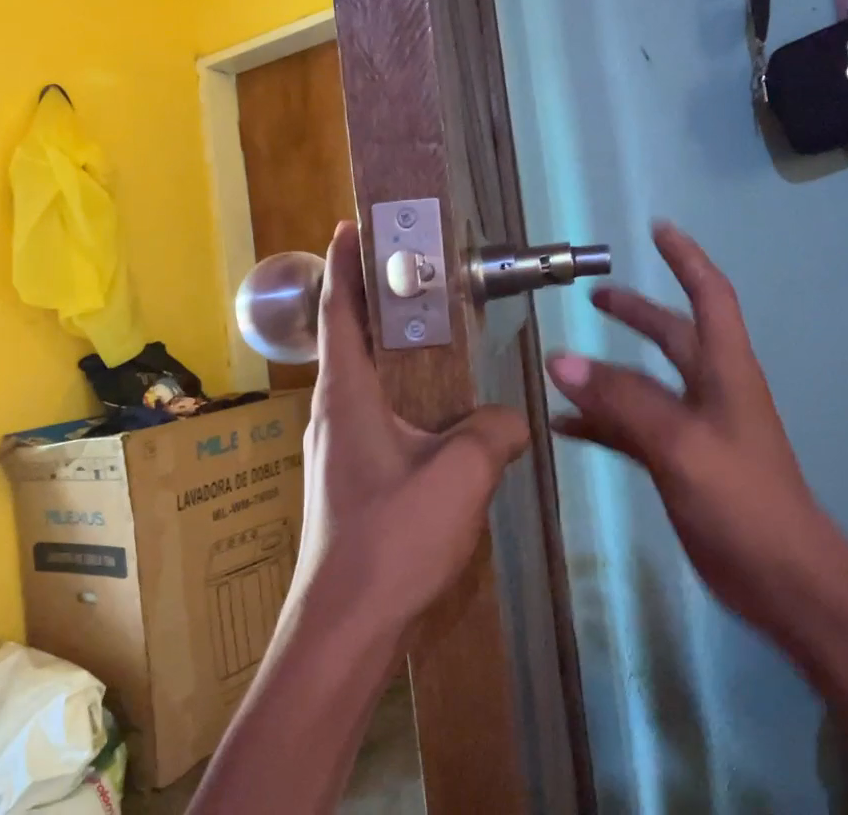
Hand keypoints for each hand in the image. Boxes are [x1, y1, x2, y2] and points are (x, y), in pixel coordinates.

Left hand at [293, 223, 530, 630]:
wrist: (347, 623)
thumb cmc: (393, 536)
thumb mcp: (461, 473)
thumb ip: (495, 431)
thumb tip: (513, 419)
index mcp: (347, 396)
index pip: (339, 311)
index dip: (343, 263)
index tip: (350, 224)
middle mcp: (334, 414)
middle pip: (352, 341)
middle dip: (378, 303)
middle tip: (419, 274)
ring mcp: (339, 450)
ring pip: (368, 384)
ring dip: (395, 355)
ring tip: (441, 337)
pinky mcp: (352, 481)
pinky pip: (382, 420)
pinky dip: (407, 399)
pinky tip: (444, 414)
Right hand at [545, 223, 847, 641]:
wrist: (783, 579)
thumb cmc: (743, 500)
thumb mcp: (680, 443)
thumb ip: (621, 401)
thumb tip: (559, 360)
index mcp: (726, 371)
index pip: (709, 297)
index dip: (687, 260)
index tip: (658, 229)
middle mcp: (712, 391)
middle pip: (672, 336)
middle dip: (636, 313)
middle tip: (595, 298)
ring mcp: (696, 429)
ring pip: (645, 386)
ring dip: (609, 372)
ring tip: (564, 362)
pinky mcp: (682, 465)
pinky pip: (633, 431)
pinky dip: (602, 424)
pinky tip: (566, 427)